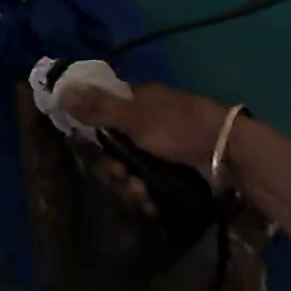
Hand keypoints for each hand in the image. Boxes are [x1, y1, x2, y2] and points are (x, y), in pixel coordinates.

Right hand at [65, 83, 232, 182]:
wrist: (229, 153)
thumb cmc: (179, 128)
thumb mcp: (135, 118)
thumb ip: (98, 108)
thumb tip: (62, 90)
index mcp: (141, 99)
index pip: (105, 109)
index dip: (93, 127)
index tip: (87, 144)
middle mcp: (150, 120)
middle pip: (116, 145)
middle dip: (113, 165)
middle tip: (119, 175)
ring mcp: (164, 147)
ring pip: (132, 167)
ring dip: (130, 182)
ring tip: (139, 191)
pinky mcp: (175, 170)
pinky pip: (150, 182)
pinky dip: (147, 192)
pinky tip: (151, 200)